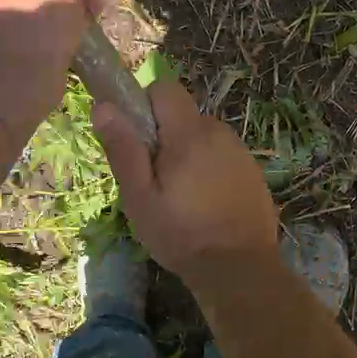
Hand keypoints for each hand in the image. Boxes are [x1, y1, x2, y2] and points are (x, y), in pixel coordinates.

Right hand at [93, 77, 278, 277]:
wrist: (239, 269)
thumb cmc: (180, 234)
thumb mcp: (139, 197)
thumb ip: (123, 149)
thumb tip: (104, 106)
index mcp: (189, 133)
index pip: (164, 88)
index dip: (145, 106)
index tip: (138, 141)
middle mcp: (219, 132)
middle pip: (183, 115)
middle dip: (165, 137)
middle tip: (154, 180)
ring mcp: (240, 152)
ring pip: (203, 137)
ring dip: (188, 154)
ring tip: (181, 197)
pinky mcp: (252, 172)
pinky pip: (222, 156)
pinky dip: (209, 170)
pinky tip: (205, 205)